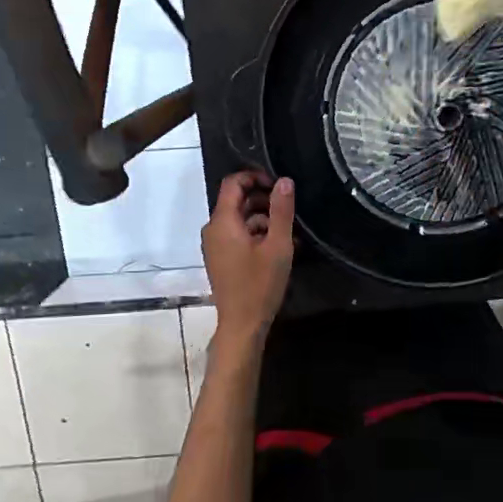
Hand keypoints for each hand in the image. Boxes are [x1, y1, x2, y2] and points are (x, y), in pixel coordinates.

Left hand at [202, 171, 294, 342]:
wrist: (242, 324)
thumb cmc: (260, 284)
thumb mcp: (278, 245)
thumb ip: (281, 210)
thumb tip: (284, 181)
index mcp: (223, 222)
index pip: (232, 183)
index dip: (255, 176)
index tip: (278, 185)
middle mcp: (213, 229)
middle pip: (236, 200)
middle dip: (262, 198)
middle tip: (288, 208)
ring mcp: (215, 245)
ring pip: (238, 218)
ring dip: (262, 217)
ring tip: (289, 229)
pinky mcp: (220, 257)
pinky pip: (236, 234)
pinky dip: (255, 232)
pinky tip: (278, 245)